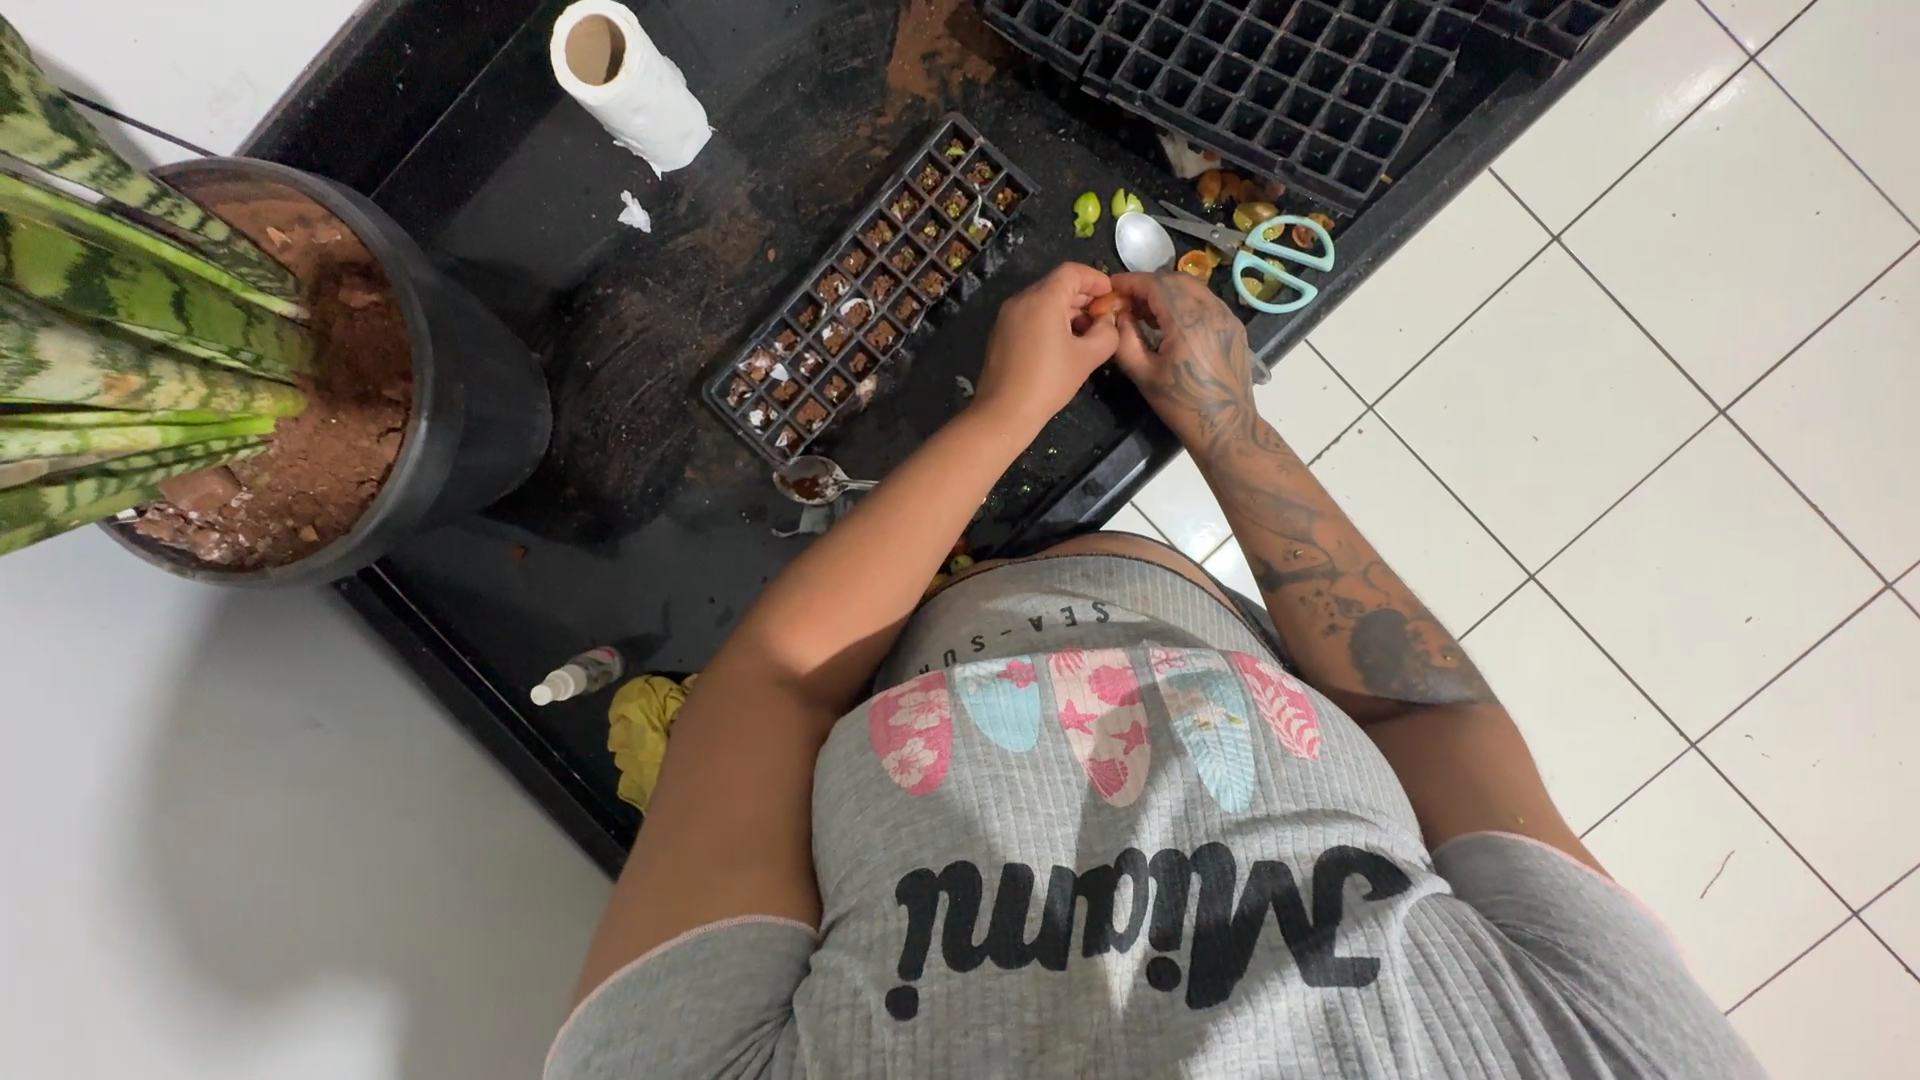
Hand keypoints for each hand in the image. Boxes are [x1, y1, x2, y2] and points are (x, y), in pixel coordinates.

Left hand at [974, 263, 1120, 428]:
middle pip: (1056, 285)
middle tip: (1102, 316)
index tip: (1110, 295)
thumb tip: (1106, 322)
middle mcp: (1021, 300)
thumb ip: (1106, 333)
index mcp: (1042, 299)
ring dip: (1067, 311)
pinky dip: (1049, 321)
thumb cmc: (1048, 382)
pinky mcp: (1000, 334)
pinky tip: (1062, 344)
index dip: (1095, 279)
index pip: (1072, 271)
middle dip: (1082, 297)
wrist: (1004, 413)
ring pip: (1042, 301)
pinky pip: (1029, 316)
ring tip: (1086, 333)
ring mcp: (1007, 317)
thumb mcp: (1087, 357)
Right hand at [1108, 271, 1257, 444]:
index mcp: (1186, 321)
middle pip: (1175, 280)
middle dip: (1148, 285)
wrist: (1225, 425)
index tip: (1112, 286)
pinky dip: (1184, 301)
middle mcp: (1211, 310)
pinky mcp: (1234, 326)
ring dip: (1166, 292)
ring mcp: (1227, 316)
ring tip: (1146, 311)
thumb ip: (1124, 339)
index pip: (1156, 285)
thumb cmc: (1180, 404)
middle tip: (1127, 301)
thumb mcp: (1143, 374)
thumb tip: (1118, 316)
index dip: (1131, 282)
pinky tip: (1170, 322)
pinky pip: (1205, 301)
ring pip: (1192, 288)